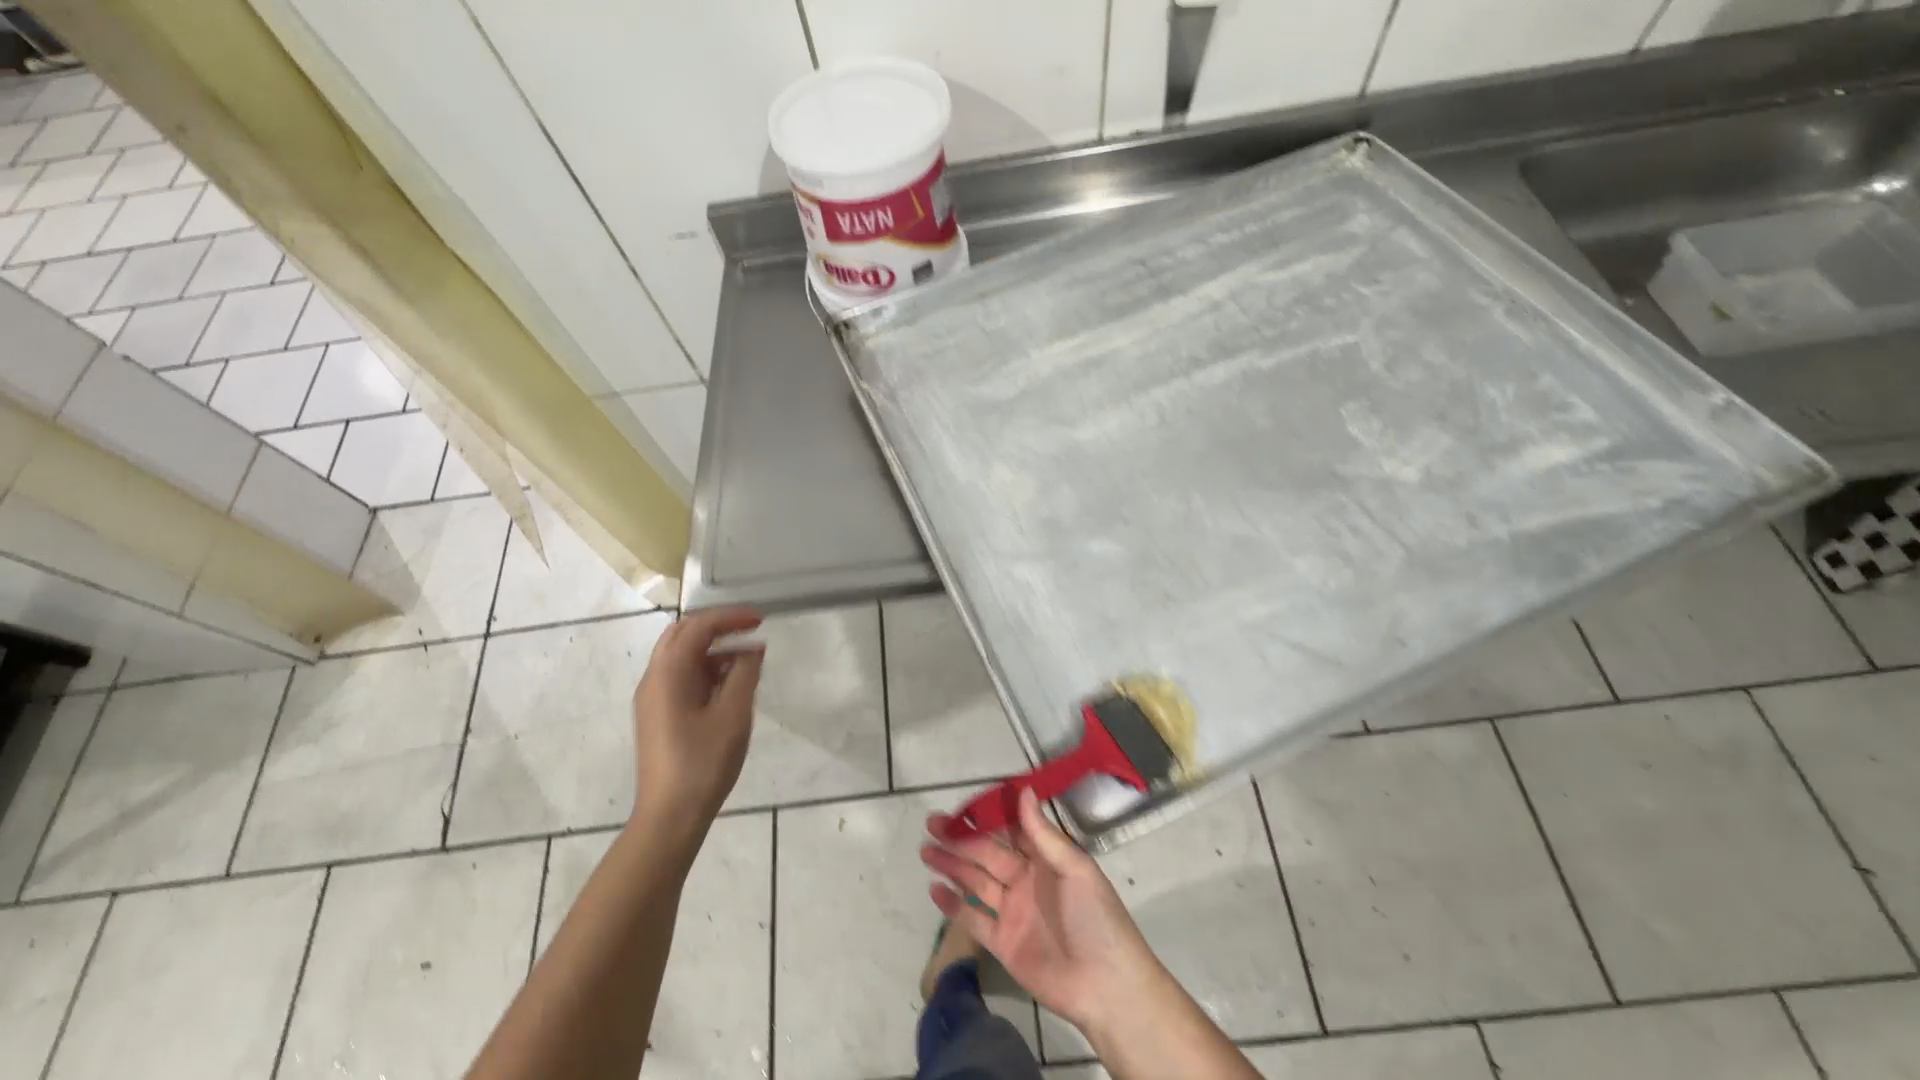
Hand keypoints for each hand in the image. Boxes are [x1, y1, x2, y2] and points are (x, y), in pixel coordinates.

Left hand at [631, 607, 765, 832]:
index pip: (697, 627)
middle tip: (752, 630)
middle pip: (683, 635)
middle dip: (718, 627)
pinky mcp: (658, 715)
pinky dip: (707, 670)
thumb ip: (744, 675)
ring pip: (681, 657)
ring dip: (714, 649)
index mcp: (668, 673)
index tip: (762, 619)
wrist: (670, 816)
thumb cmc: (703, 763)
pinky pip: (681, 678)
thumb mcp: (733, 716)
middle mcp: (654, 679)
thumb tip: (752, 649)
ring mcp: (652, 698)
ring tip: (749, 659)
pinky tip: (732, 685)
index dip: (730, 617)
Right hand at [921, 789, 1168, 1039]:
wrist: (1105, 985)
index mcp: (1047, 862)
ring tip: (926, 851)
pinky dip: (954, 905)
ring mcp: (1013, 913)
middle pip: (988, 855)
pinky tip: (935, 889)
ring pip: (976, 882)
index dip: (988, 818)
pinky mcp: (1003, 943)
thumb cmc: (1096, 919)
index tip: (961, 804)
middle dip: (960, 839)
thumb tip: (1024, 790)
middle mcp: (1027, 882)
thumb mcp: (1076, 870)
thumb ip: (1044, 835)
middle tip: (932, 824)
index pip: (1012, 832)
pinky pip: (974, 919)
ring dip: (952, 866)